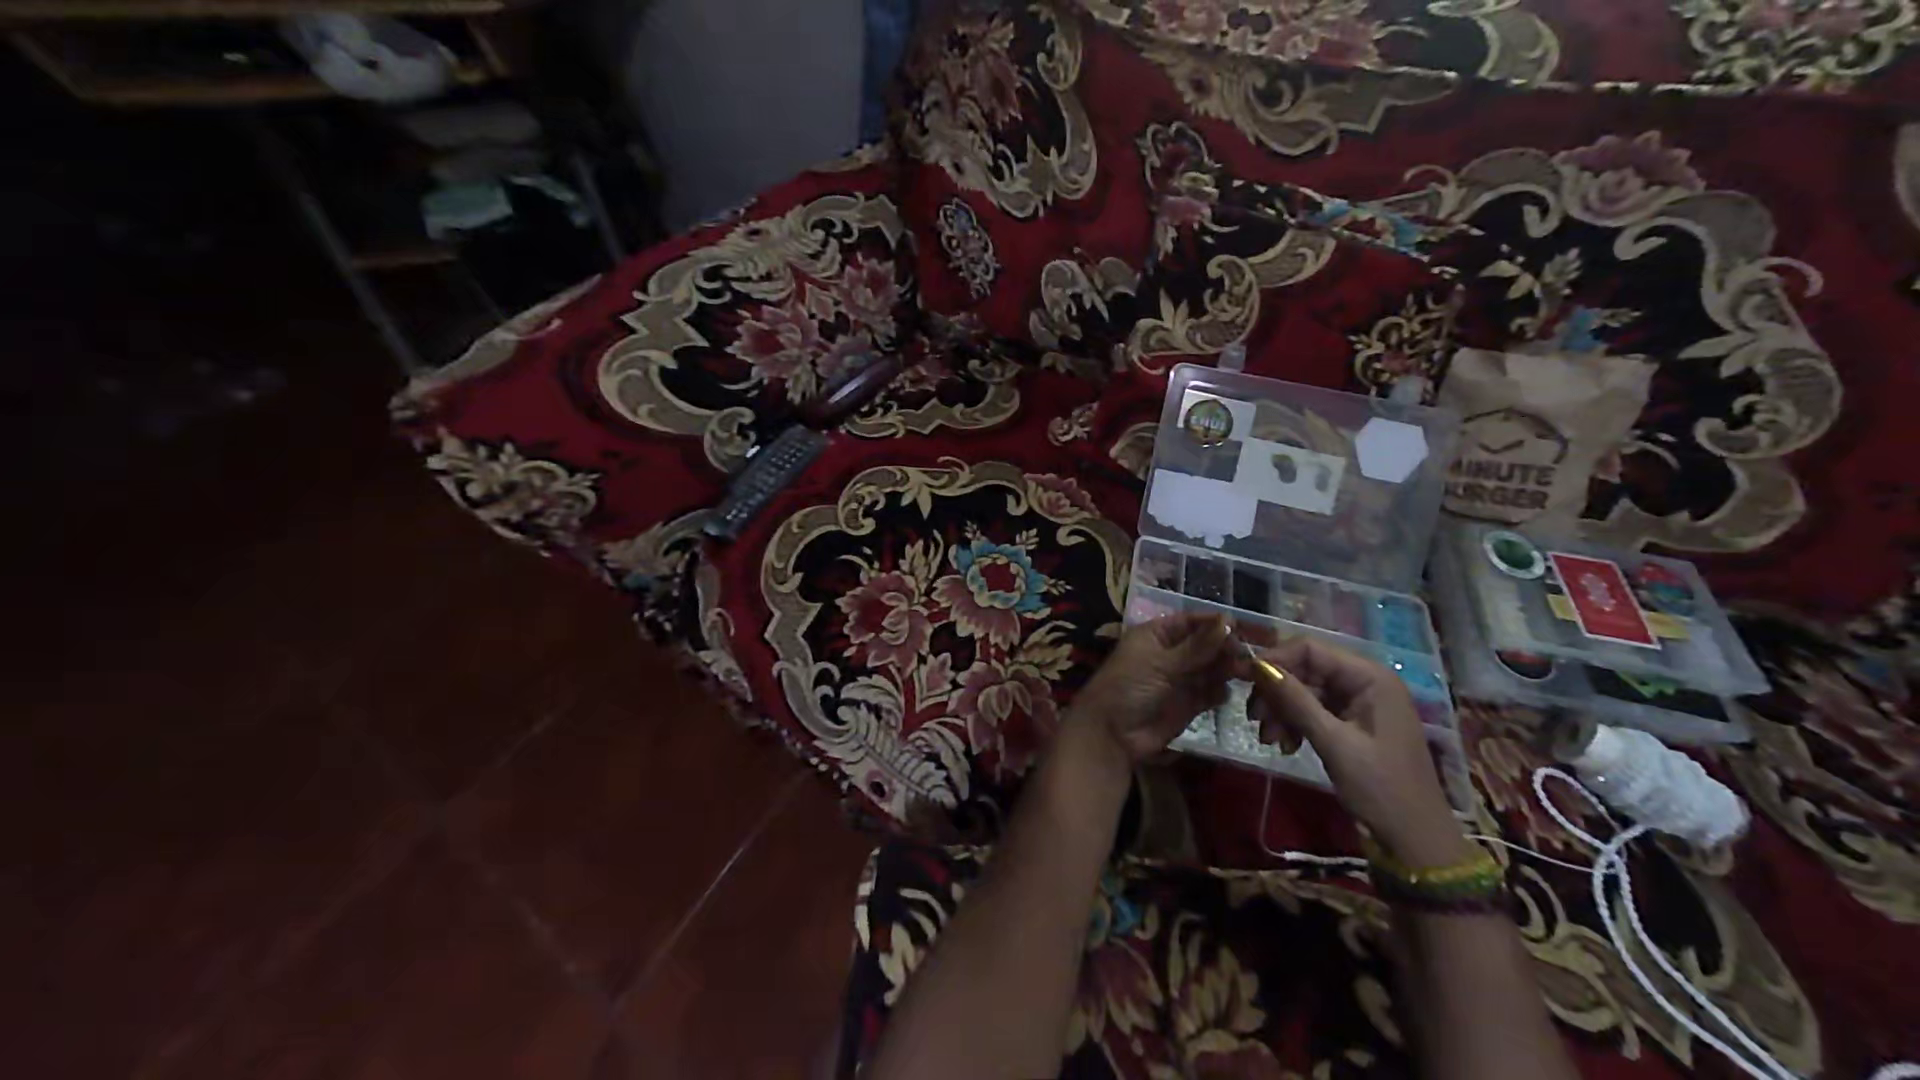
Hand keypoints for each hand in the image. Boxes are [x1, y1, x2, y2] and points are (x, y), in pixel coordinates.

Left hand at [1066, 614, 1234, 770]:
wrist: (1112, 735)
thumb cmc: (1128, 688)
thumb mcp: (1161, 663)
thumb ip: (1197, 647)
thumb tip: (1227, 622)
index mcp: (1157, 634)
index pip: (1193, 622)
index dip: (1218, 623)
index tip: (1244, 628)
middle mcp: (1171, 653)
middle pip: (1207, 645)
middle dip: (1227, 648)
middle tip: (1249, 656)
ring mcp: (1181, 679)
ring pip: (1212, 668)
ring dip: (1228, 669)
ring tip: (1244, 673)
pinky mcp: (1189, 703)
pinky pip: (1211, 692)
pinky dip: (1220, 691)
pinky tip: (1224, 693)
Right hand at [1236, 637, 1471, 866]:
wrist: (1414, 839)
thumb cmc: (1381, 788)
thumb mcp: (1334, 743)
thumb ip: (1296, 701)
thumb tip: (1257, 666)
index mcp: (1371, 678)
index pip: (1311, 649)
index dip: (1275, 659)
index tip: (1244, 680)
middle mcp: (1364, 682)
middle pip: (1305, 669)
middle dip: (1276, 692)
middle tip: (1255, 718)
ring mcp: (1358, 704)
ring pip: (1304, 691)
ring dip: (1281, 711)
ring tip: (1269, 739)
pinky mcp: (1350, 724)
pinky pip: (1312, 711)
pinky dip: (1293, 724)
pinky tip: (1285, 746)